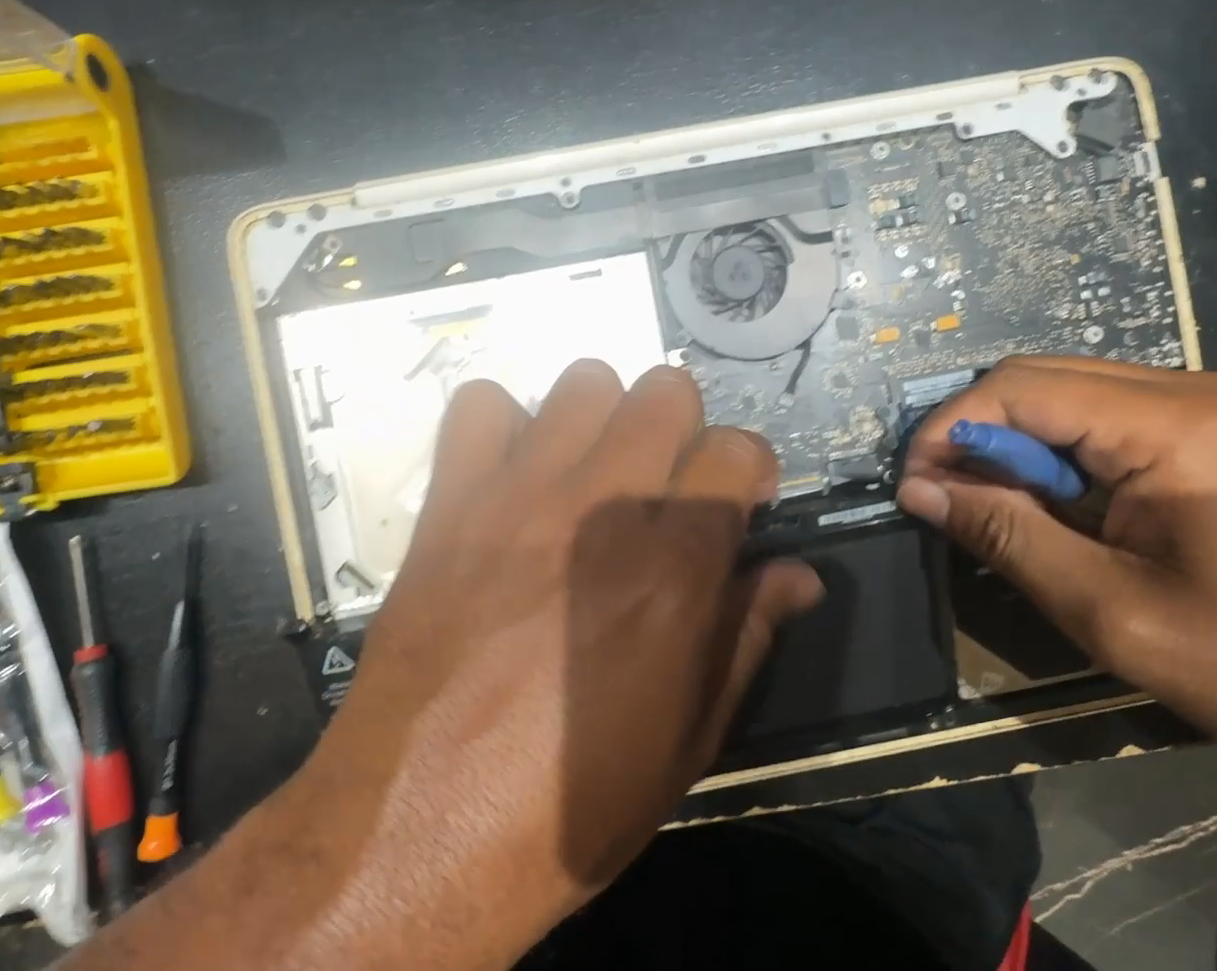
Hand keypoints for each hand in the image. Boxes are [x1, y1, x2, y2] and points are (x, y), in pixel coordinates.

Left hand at [295, 360, 822, 964]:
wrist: (419, 832)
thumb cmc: (570, 807)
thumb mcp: (687, 741)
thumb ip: (746, 637)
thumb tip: (797, 574)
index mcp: (675, 567)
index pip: (738, 448)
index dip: (751, 471)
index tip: (740, 508)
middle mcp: (601, 509)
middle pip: (664, 391)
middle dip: (682, 430)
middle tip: (667, 490)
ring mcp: (517, 498)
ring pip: (582, 384)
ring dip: (603, 419)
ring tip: (593, 478)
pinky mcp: (448, 508)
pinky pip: (478, 409)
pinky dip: (504, 426)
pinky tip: (511, 479)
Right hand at [896, 356, 1216, 813]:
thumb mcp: (1114, 613)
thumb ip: (1009, 537)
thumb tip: (918, 490)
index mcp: (1177, 424)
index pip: (1020, 388)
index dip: (947, 429)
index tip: (909, 489)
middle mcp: (1198, 393)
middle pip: (1042, 380)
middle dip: (975, 435)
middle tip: (940, 504)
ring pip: (1074, 398)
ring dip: (1017, 448)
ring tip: (991, 514)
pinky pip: (1114, 423)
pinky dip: (1063, 459)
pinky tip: (1055, 510)